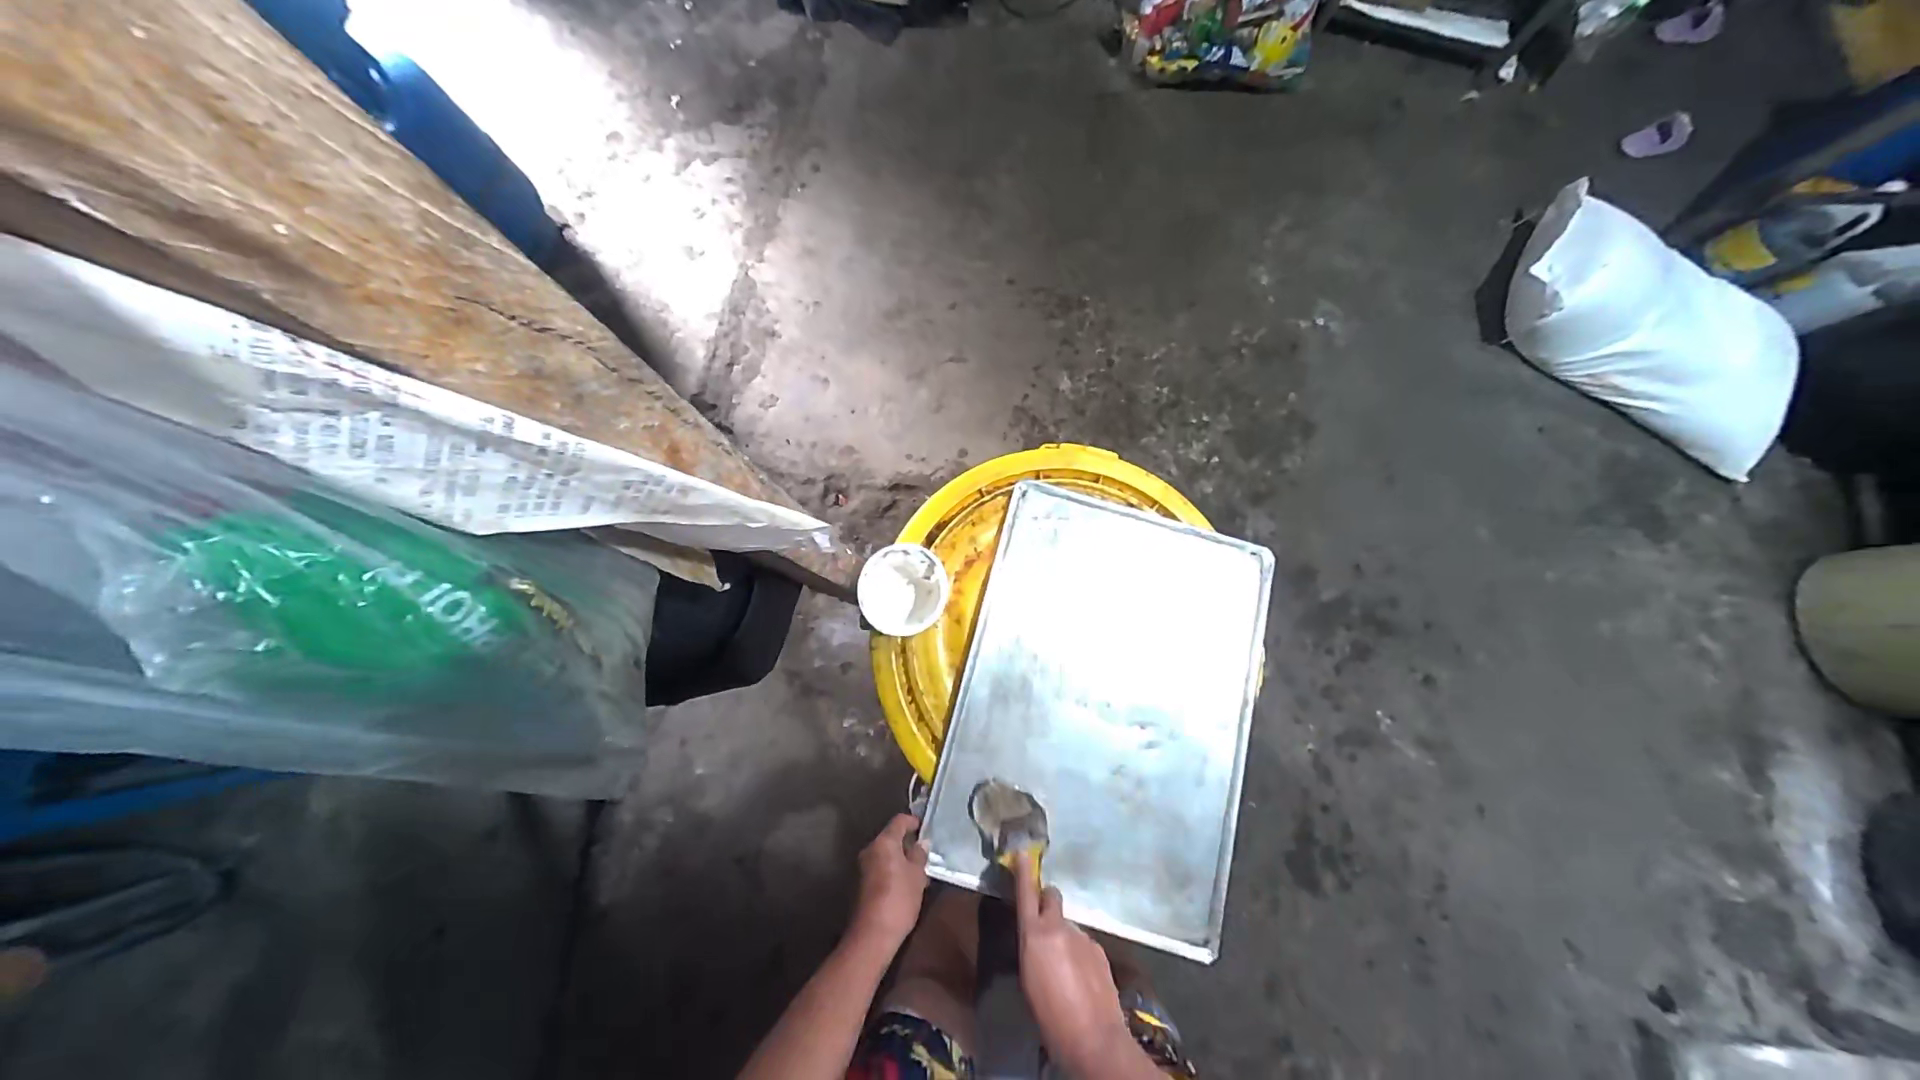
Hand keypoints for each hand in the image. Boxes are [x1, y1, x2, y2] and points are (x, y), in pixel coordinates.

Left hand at [850, 813, 928, 947]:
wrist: (873, 934)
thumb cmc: (899, 898)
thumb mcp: (917, 876)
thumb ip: (919, 855)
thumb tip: (922, 842)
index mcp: (883, 842)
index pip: (899, 821)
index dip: (913, 821)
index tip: (925, 827)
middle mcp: (871, 849)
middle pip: (891, 837)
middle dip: (908, 842)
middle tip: (926, 852)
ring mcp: (865, 867)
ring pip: (886, 854)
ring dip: (901, 858)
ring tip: (920, 869)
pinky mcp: (863, 883)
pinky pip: (881, 867)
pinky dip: (894, 869)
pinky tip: (907, 883)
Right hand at [1013, 857, 1139, 1075]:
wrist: (1093, 1038)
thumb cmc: (1049, 1017)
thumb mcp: (1027, 980)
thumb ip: (1031, 949)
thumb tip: (1036, 940)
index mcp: (1034, 936)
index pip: (1026, 894)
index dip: (1023, 872)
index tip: (1023, 852)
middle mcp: (1059, 927)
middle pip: (1052, 897)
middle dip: (1047, 903)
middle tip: (1045, 924)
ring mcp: (1082, 936)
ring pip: (1068, 925)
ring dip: (1064, 938)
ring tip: (1065, 970)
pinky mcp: (1099, 949)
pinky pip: (1084, 943)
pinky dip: (1080, 954)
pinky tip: (1081, 979)